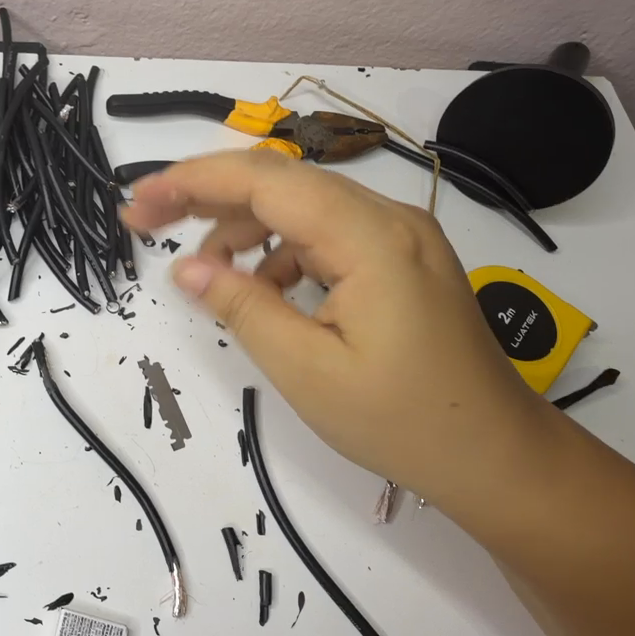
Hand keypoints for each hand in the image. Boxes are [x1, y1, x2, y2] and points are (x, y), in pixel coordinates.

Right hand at [121, 151, 553, 504]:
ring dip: (242, 227)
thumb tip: (186, 268)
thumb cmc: (403, 420)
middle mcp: (388, 218)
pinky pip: (324, 234)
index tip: (138, 203)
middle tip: (146, 221)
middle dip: (206, 195)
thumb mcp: (307, 371)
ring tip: (204, 273)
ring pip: (300, 205)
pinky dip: (279, 251)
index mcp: (369, 238)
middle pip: (280, 181)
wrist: (496, 455)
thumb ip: (243, 307)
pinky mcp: (400, 259)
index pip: (265, 180)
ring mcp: (399, 236)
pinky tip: (260, 289)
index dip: (192, 183)